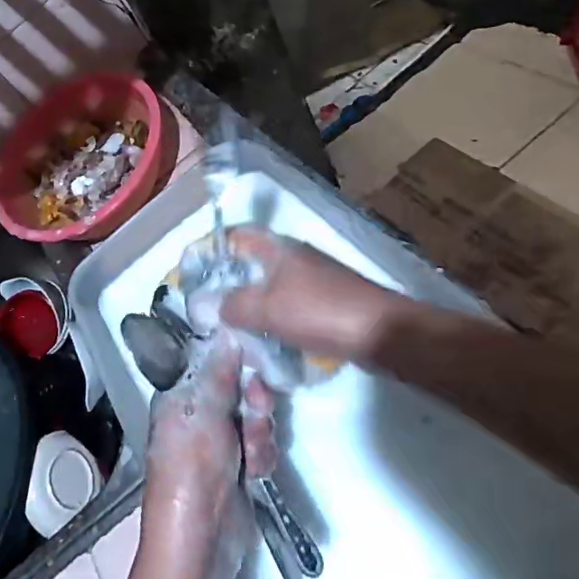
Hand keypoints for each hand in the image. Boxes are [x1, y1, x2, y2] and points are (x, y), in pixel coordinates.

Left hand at [142, 334, 275, 556]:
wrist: (200, 533)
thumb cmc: (190, 462)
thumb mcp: (201, 409)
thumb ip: (217, 372)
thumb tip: (225, 330)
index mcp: (178, 394)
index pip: (210, 363)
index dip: (233, 361)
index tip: (252, 361)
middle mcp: (198, 413)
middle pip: (237, 390)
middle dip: (252, 400)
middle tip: (255, 409)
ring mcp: (219, 442)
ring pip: (253, 419)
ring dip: (258, 433)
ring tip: (250, 452)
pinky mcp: (240, 468)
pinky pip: (260, 448)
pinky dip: (261, 457)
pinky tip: (254, 471)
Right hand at [210, 227, 411, 363]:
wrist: (389, 336)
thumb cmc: (321, 312)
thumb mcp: (265, 309)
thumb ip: (228, 305)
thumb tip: (203, 305)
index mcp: (275, 247)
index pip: (231, 235)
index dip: (207, 249)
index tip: (190, 272)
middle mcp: (292, 257)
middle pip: (248, 264)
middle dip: (225, 285)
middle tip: (207, 306)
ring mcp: (311, 280)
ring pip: (267, 288)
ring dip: (249, 307)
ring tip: (232, 329)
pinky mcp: (326, 304)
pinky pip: (286, 307)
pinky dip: (272, 321)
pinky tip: (266, 343)